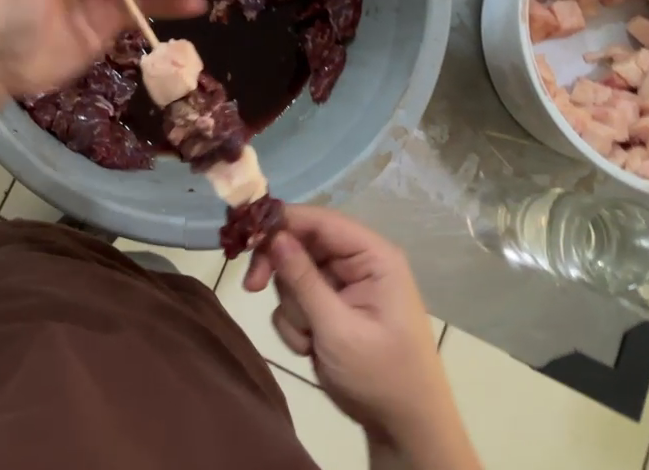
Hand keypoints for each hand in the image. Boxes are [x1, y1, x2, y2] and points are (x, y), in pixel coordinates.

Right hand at [245, 206, 444, 439]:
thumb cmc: (381, 376)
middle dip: (278, 270)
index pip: (319, 220)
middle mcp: (357, 262)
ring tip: (309, 340)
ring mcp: (342, 285)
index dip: (280, 222)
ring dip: (291, 307)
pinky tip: (311, 348)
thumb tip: (273, 235)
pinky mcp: (329, 307)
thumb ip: (303, 280)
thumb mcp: (338, 329)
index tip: (245, 238)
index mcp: (373, 256)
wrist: (402, 429)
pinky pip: (294, 299)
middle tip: (252, 288)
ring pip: (292, 273)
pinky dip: (295, 323)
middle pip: (299, 242)